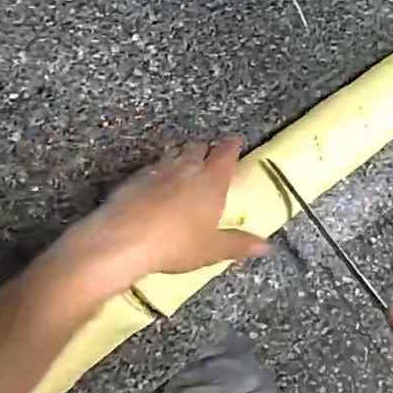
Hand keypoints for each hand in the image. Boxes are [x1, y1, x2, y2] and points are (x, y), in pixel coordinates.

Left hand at [47, 137, 270, 294]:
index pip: (226, 152)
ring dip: (183, 155)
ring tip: (186, 164)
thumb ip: (239, 244)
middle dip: (207, 149)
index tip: (236, 142)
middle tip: (211, 156)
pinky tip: (159, 182)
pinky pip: (154, 166)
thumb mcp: (212, 249)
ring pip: (175, 152)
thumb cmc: (176, 244)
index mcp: (212, 180)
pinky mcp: (136, 177)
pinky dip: (162, 169)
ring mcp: (159, 169)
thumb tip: (268, 246)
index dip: (232, 146)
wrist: (123, 239)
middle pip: (200, 146)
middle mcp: (187, 167)